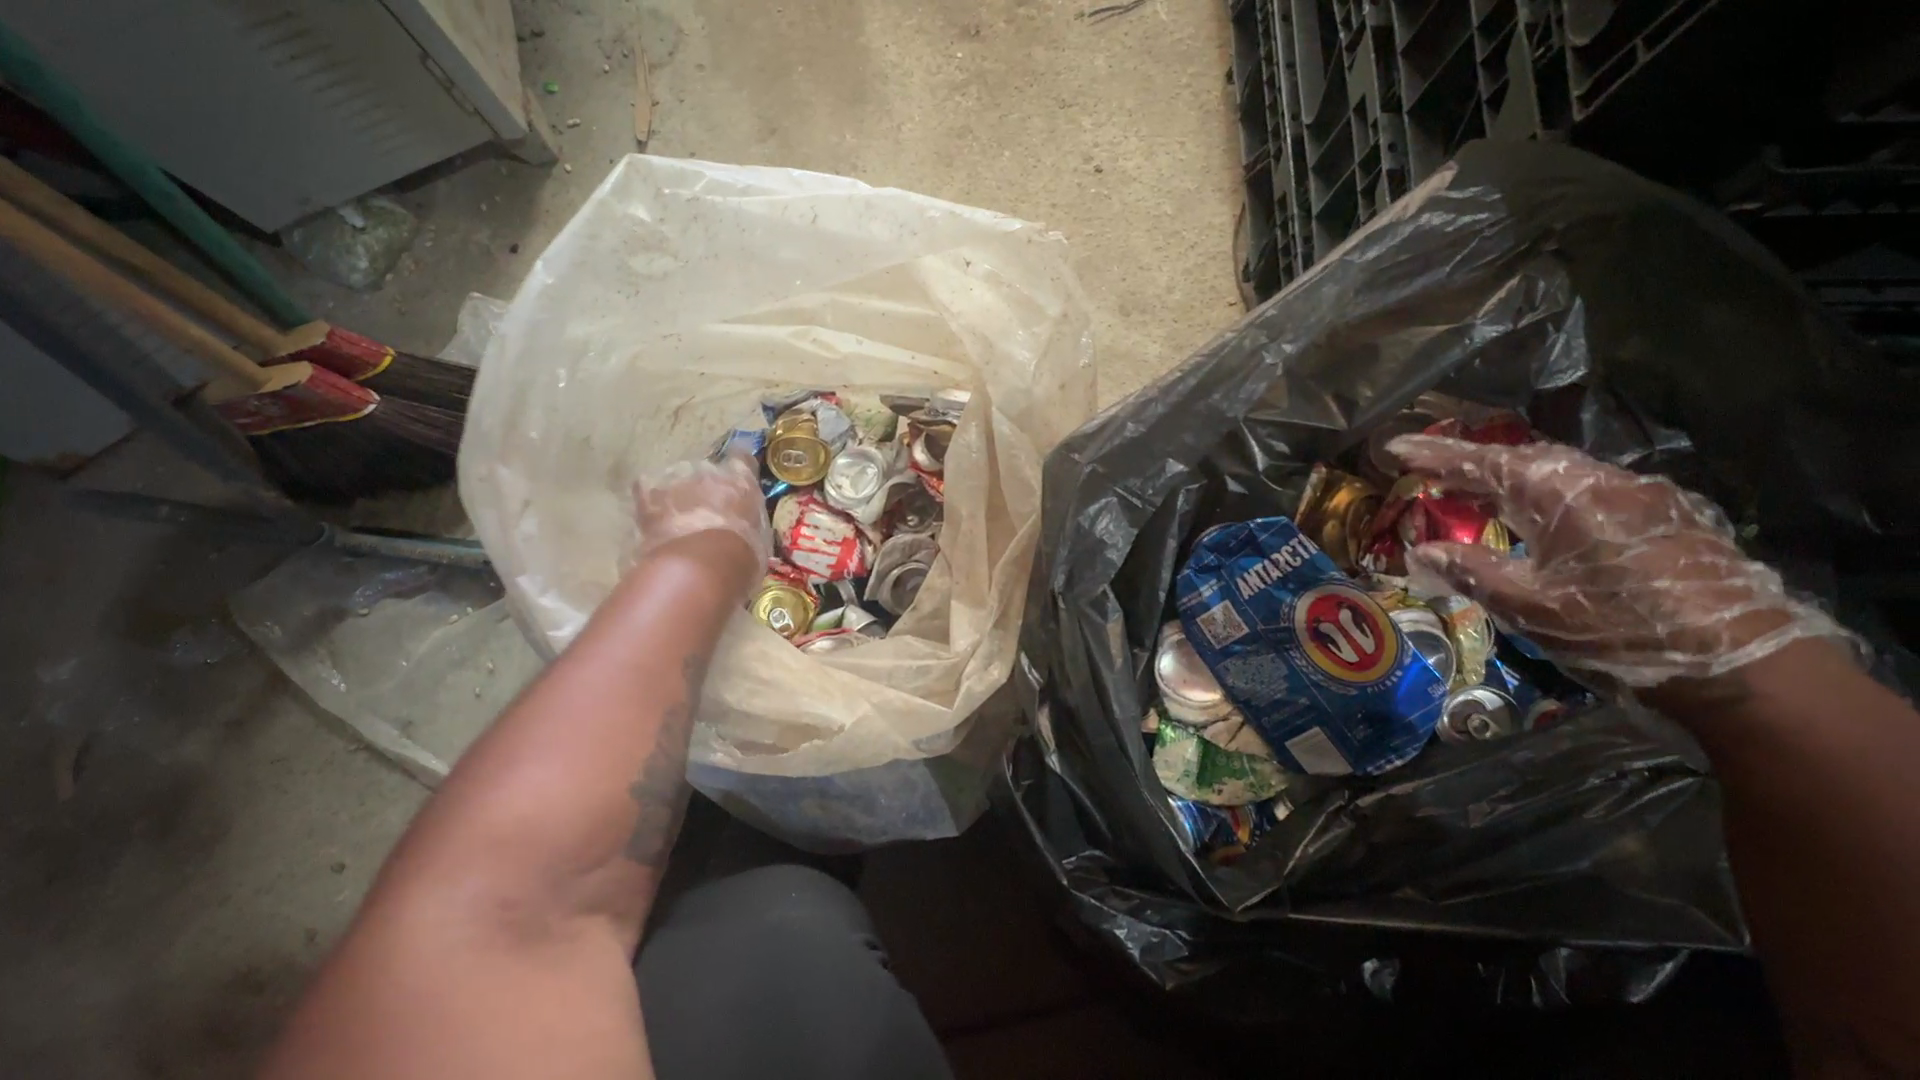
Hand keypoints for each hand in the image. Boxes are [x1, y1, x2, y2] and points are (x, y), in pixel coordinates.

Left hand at [631, 452, 770, 591]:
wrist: (702, 565)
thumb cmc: (741, 556)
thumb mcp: (760, 539)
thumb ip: (750, 522)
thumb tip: (744, 526)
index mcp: (741, 480)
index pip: (742, 458)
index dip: (737, 465)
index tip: (735, 474)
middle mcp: (709, 470)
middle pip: (704, 470)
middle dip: (703, 488)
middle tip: (703, 514)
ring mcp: (676, 478)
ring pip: (674, 478)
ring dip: (676, 495)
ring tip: (675, 521)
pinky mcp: (648, 494)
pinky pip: (646, 489)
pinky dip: (648, 502)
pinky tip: (650, 518)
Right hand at [1386, 434, 1855, 688]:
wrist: (1743, 665)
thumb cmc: (1622, 632)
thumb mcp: (1533, 608)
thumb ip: (1473, 573)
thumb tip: (1422, 551)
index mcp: (1565, 495)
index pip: (1485, 464)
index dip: (1437, 456)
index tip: (1395, 448)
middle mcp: (1604, 482)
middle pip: (1525, 461)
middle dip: (1472, 465)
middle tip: (1428, 471)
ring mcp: (1642, 497)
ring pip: (1561, 476)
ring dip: (1511, 481)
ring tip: (1474, 493)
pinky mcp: (1666, 520)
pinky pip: (1590, 493)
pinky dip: (1548, 498)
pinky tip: (1539, 520)